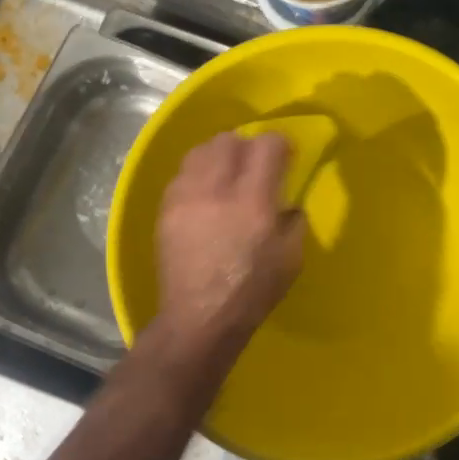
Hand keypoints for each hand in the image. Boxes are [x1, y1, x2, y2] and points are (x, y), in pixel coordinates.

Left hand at [153, 131, 305, 359]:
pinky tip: (206, 194)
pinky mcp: (166, 209)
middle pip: (228, 140)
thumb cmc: (252, 292)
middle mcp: (216, 190)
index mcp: (253, 202)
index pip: (267, 146)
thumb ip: (292, 221)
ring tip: (227, 174)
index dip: (280, 144)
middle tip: (255, 164)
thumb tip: (286, 203)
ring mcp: (185, 197)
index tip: (286, 156)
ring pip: (200, 151)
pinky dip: (198, 175)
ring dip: (219, 156)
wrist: (199, 319)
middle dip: (246, 145)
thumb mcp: (291, 258)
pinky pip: (182, 175)